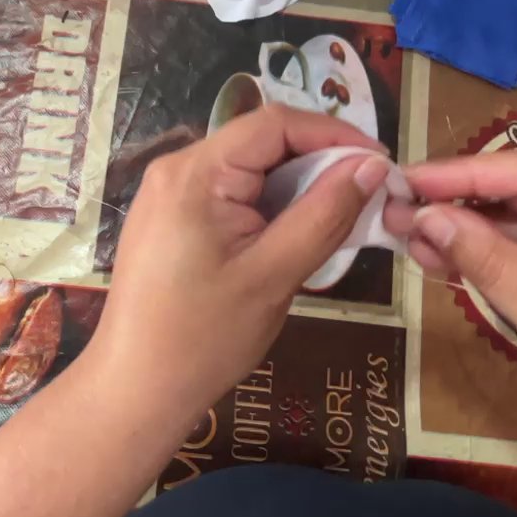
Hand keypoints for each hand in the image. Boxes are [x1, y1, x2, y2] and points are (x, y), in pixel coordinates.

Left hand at [88, 105, 389, 419]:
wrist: (135, 392)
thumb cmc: (203, 337)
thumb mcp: (275, 275)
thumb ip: (325, 213)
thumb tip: (373, 166)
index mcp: (196, 172)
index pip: (275, 124)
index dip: (334, 133)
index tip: (381, 162)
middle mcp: (177, 168)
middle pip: (260, 142)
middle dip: (318, 161)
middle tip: (367, 194)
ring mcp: (170, 193)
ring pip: (249, 169)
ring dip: (296, 185)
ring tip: (338, 215)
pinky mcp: (171, 218)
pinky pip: (230, 193)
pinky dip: (269, 204)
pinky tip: (293, 233)